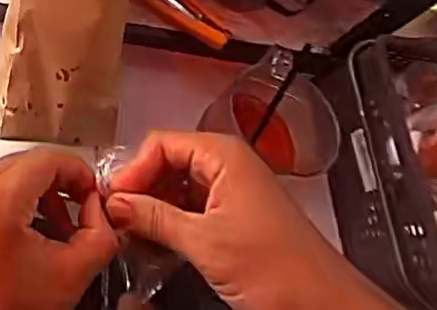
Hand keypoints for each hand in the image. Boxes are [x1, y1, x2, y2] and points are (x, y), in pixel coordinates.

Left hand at [0, 148, 119, 309]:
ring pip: (15, 170)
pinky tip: (30, 229)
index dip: (79, 173)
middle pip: (33, 162)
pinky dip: (17, 198)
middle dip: (62, 186)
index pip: (51, 158)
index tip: (92, 192)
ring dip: (41, 192)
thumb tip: (100, 207)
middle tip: (79, 214)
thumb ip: (99, 235)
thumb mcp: (68, 276)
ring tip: (55, 227)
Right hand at [104, 131, 401, 309]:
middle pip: (169, 161)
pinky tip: (158, 244)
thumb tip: (118, 203)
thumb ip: (156, 219)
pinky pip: (194, 205)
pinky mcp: (235, 211)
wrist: (323, 303)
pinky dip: (174, 221)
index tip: (113, 199)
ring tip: (133, 236)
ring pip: (180, 185)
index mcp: (221, 153)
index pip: (162, 143)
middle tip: (118, 220)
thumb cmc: (276, 268)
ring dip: (156, 208)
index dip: (134, 170)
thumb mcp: (205, 243)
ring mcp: (231, 186)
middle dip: (143, 189)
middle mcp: (225, 161)